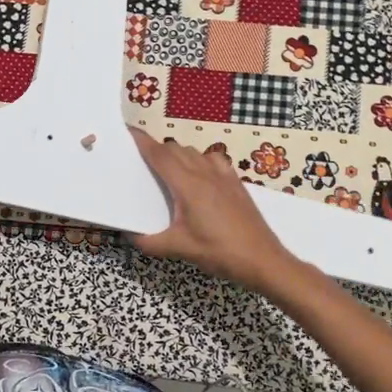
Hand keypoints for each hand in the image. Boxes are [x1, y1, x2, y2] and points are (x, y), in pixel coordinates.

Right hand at [127, 128, 300, 293]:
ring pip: (194, 151)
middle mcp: (204, 174)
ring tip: (167, 168)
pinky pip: (213, 159)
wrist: (263, 260)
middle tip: (141, 160)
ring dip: (177, 153)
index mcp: (187, 185)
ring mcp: (223, 176)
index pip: (160, 154)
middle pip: (175, 149)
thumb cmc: (219, 252)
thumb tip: (128, 234)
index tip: (128, 130)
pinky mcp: (236, 183)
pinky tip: (199, 175)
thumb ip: (148, 241)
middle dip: (156, 149)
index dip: (142, 140)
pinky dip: (199, 159)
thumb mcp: (178, 248)